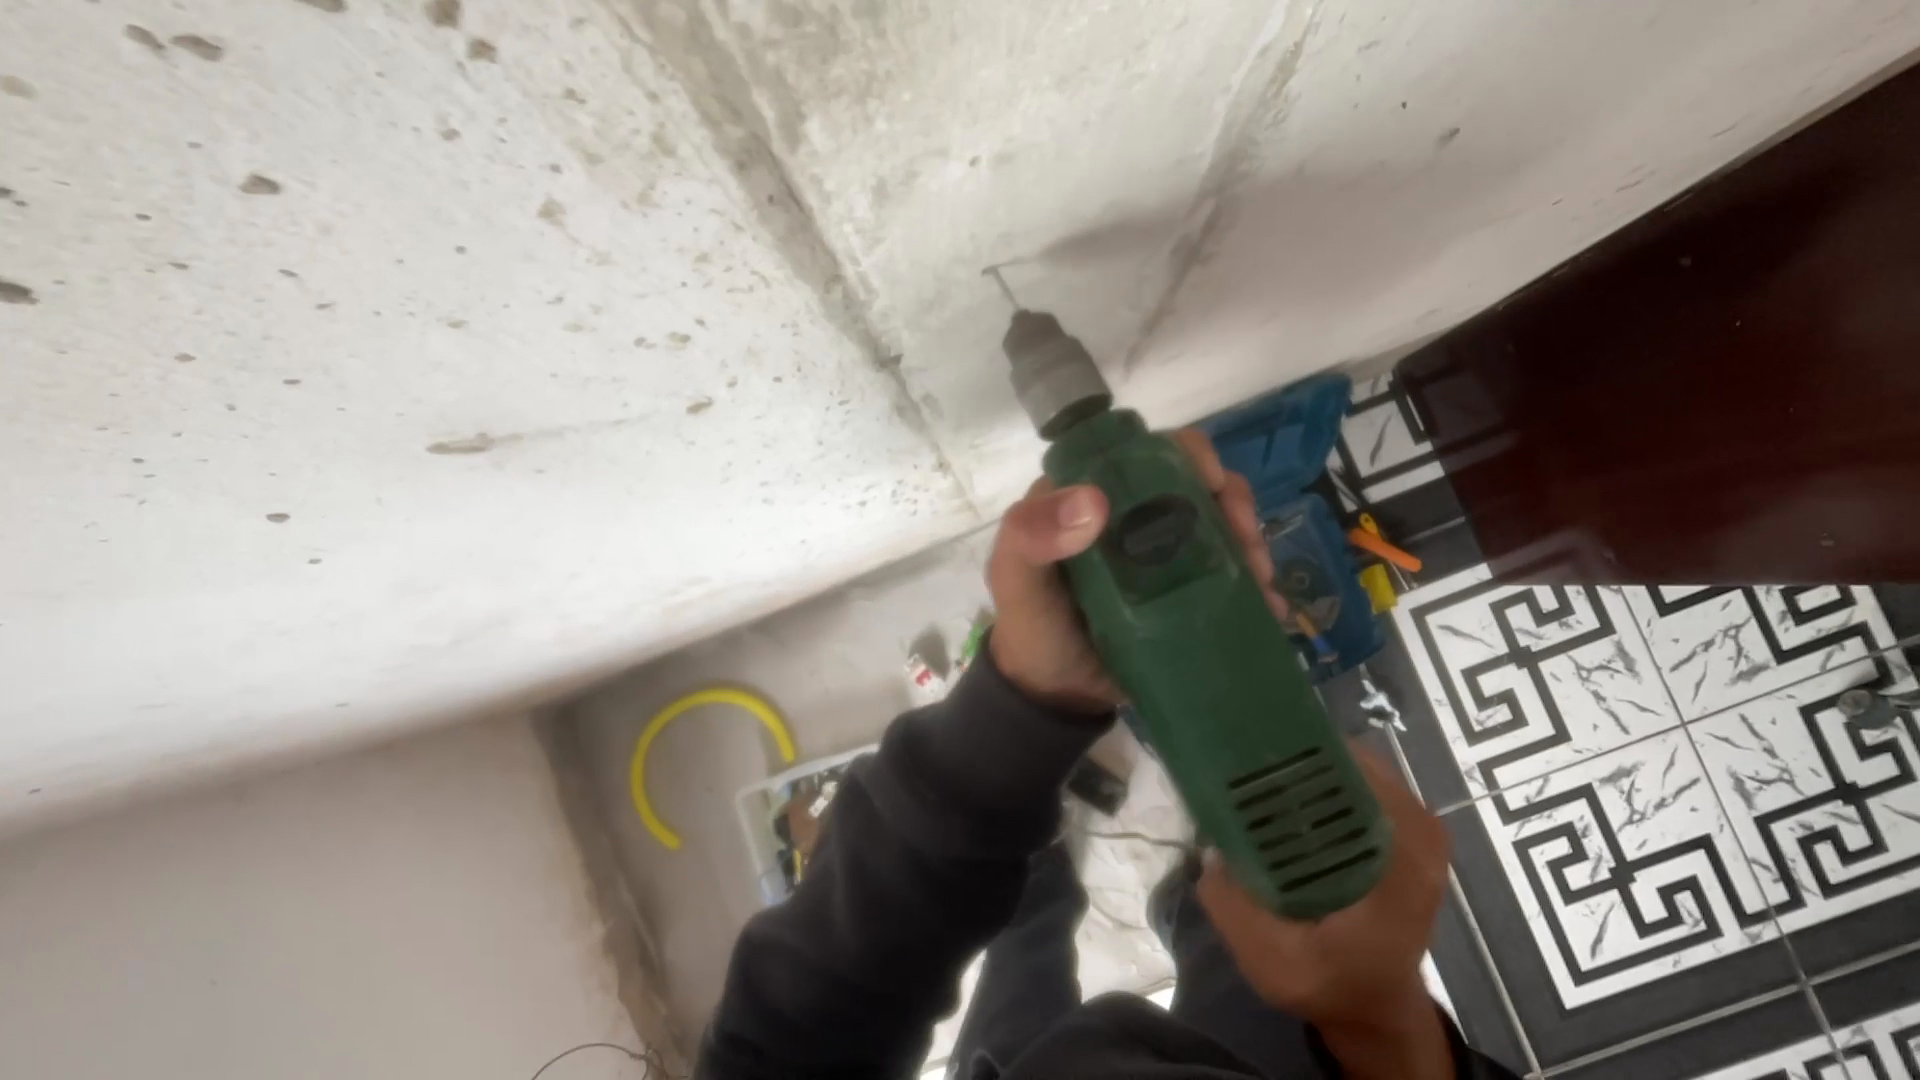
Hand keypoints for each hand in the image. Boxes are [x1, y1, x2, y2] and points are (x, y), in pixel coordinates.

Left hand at [985, 429, 1276, 713]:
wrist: (1054, 693)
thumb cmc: (1031, 626)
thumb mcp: (1015, 579)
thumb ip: (1032, 537)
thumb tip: (1093, 499)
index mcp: (1086, 494)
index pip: (1140, 453)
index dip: (1184, 457)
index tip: (1212, 485)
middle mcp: (1128, 513)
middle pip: (1192, 484)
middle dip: (1231, 502)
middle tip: (1246, 543)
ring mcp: (1160, 551)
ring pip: (1217, 523)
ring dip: (1249, 540)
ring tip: (1260, 578)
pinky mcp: (1184, 587)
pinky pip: (1227, 571)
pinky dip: (1254, 582)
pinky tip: (1269, 606)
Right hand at [1197, 747, 1453, 1079]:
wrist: (1375, 1006)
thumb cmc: (1331, 983)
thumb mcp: (1274, 964)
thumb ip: (1237, 911)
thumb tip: (1209, 850)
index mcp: (1399, 866)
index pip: (1355, 778)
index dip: (1300, 756)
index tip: (1250, 750)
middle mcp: (1419, 836)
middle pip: (1352, 765)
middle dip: (1294, 755)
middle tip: (1239, 758)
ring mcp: (1417, 829)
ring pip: (1353, 769)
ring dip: (1303, 766)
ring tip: (1252, 770)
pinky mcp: (1406, 830)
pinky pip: (1358, 783)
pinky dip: (1317, 781)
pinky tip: (1277, 794)